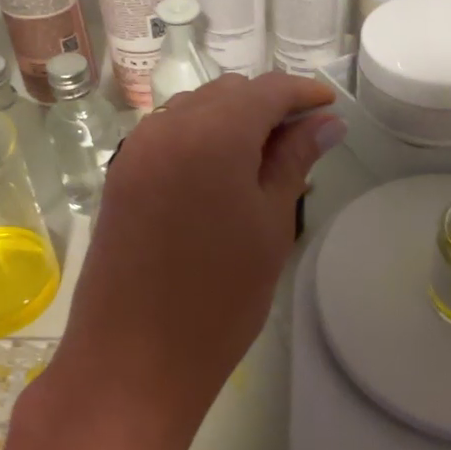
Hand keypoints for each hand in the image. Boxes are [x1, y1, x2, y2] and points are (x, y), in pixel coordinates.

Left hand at [44, 73, 344, 427]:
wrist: (132, 358)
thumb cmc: (219, 298)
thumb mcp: (270, 226)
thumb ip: (295, 161)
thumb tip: (326, 122)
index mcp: (212, 134)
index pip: (266, 90)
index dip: (302, 93)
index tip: (330, 108)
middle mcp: (167, 128)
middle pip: (227, 93)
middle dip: (267, 105)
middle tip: (302, 142)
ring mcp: (136, 150)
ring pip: (193, 110)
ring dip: (231, 120)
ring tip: (264, 161)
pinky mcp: (120, 176)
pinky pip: (167, 135)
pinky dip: (200, 138)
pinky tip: (221, 175)